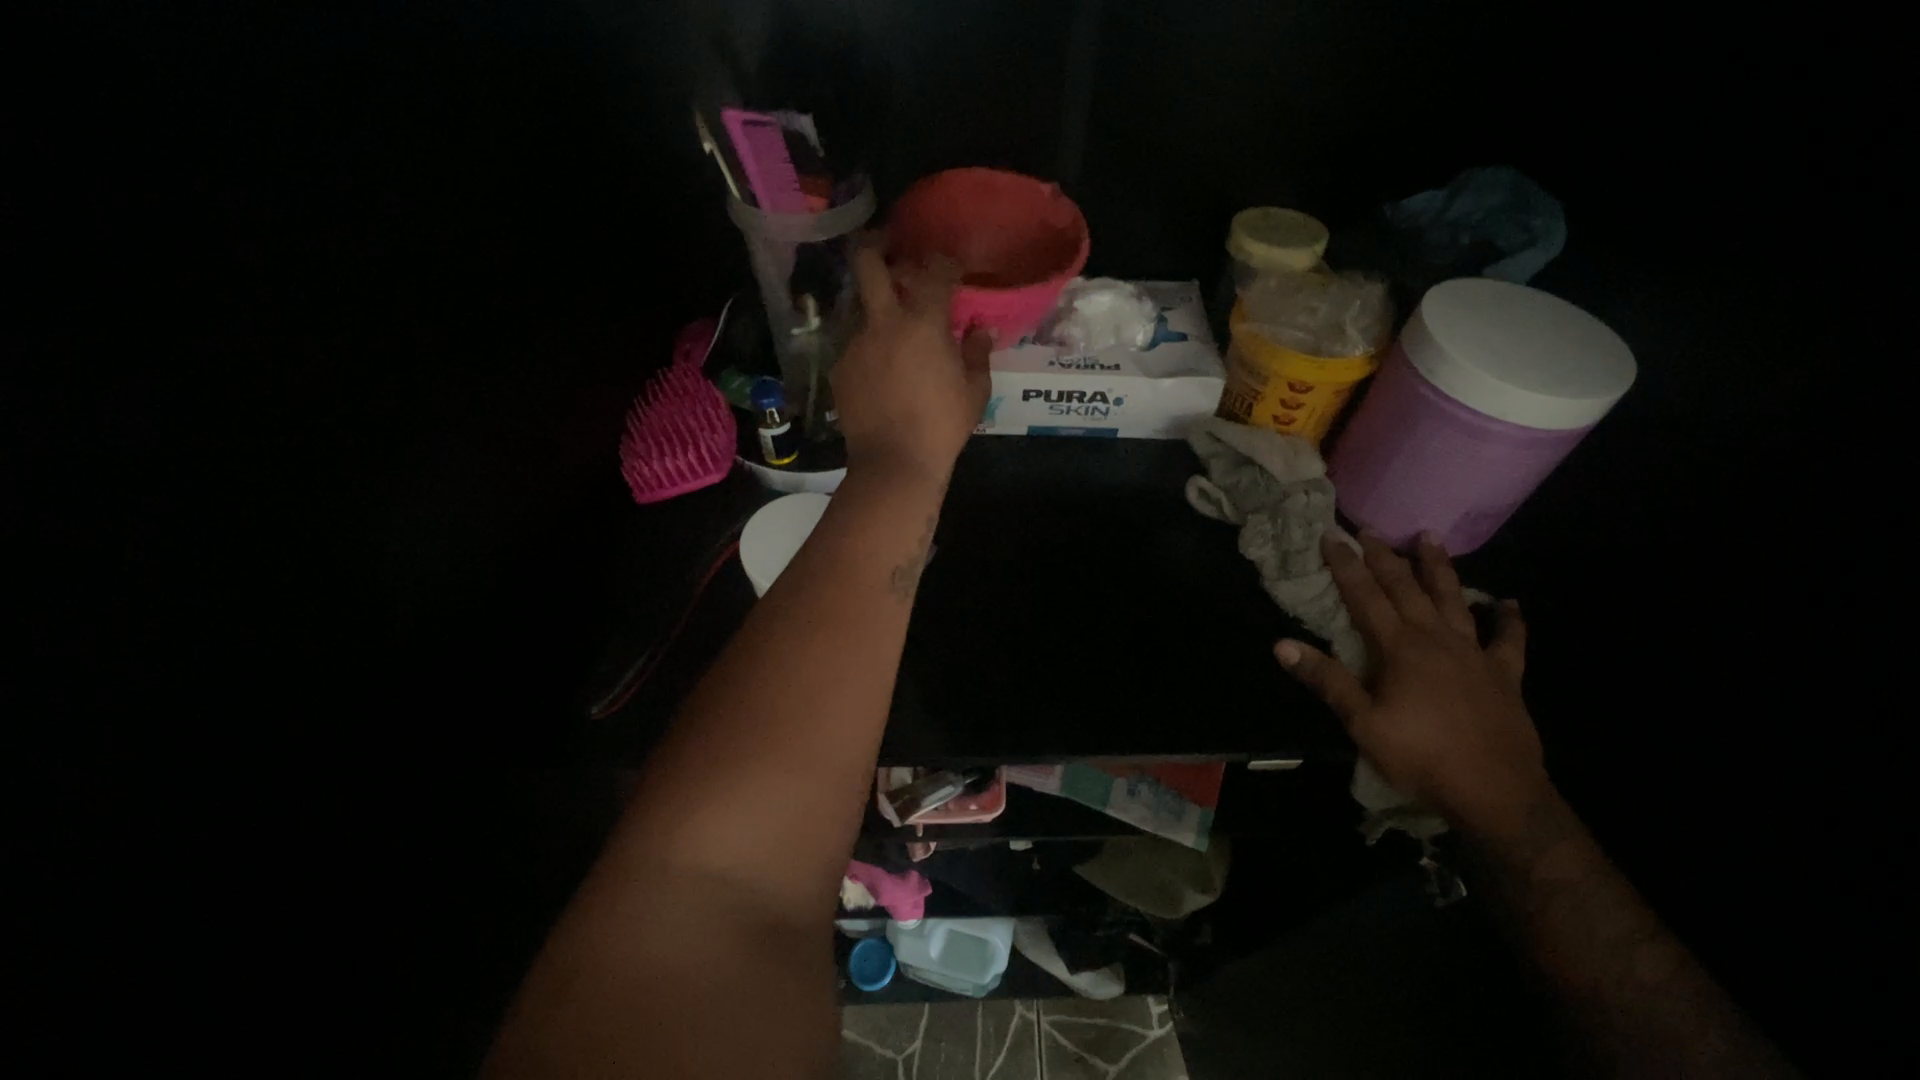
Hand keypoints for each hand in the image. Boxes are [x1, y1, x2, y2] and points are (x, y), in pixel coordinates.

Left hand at [831, 241, 992, 487]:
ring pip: (861, 306)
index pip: (934, 270)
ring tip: (893, 328)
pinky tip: (882, 370)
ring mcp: (855, 343)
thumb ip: (976, 353)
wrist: (893, 463)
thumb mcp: (974, 391)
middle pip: (867, 261)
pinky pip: (856, 344)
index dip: (945, 262)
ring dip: (877, 307)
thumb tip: (979, 331)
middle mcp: (883, 322)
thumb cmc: (942, 426)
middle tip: (888, 245)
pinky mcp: (840, 368)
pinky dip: (870, 347)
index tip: (952, 268)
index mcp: (922, 322)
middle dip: (876, 243)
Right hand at [1274, 532, 1547, 831]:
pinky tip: (1509, 603)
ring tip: (1429, 537)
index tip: (1332, 536)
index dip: (1347, 566)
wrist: (1496, 792)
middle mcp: (1436, 640)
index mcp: (1399, 649)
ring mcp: (1474, 654)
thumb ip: (1327, 681)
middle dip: (1385, 558)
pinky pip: (1508, 640)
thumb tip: (1282, 645)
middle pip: (1406, 590)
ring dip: (1439, 568)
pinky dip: (1509, 619)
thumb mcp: (1362, 724)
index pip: (1366, 597)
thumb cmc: (1421, 757)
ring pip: (1454, 600)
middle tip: (1370, 529)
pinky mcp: (1504, 674)